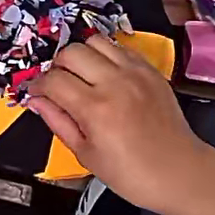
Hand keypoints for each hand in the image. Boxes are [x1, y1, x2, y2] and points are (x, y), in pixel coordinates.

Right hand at [27, 36, 214, 214]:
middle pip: (71, 52)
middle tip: (58, 84)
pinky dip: (107, 56)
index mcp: (95, 109)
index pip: (53, 80)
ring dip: (82, 55)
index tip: (36, 92)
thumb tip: (36, 101)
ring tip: (82, 75)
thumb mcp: (86, 155)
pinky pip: (121, 48)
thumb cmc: (132, 173)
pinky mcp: (151, 70)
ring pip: (96, 41)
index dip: (38, 85)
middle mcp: (116, 83)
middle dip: (57, 66)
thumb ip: (58, 122)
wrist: (178, 171)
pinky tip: (106, 75)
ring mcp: (136, 73)